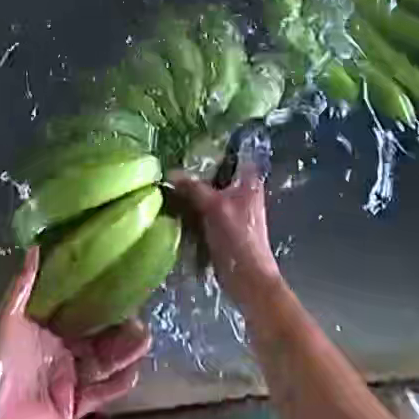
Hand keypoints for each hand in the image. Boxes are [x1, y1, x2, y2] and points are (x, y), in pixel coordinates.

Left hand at [0, 246, 151, 418]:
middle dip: (124, 329)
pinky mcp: (73, 407)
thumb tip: (35, 247)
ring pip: (107, 362)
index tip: (129, 289)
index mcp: (51, 329)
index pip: (87, 311)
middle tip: (141, 323)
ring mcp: (70, 380)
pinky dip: (119, 384)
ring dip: (126, 352)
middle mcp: (64, 351)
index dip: (108, 301)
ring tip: (142, 342)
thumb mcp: (6, 324)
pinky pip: (102, 394)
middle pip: (102, 336)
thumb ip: (22, 287)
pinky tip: (133, 372)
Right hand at [168, 134, 280, 304]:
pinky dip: (193, 206)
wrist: (248, 278)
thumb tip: (170, 172)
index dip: (216, 146)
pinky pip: (206, 208)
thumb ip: (194, 188)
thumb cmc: (237, 237)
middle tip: (172, 162)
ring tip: (168, 182)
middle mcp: (244, 189)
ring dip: (194, 189)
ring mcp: (234, 207)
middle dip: (199, 170)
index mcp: (249, 179)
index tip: (191, 141)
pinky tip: (174, 204)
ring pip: (211, 191)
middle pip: (219, 172)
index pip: (234, 152)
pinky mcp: (224, 224)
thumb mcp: (214, 208)